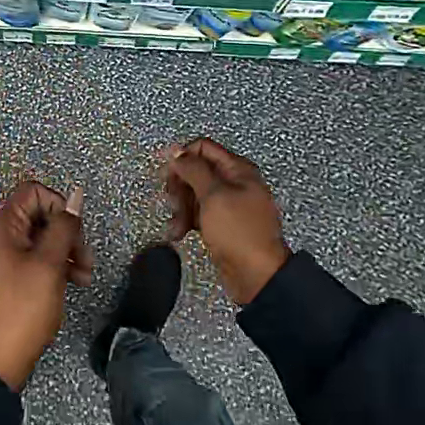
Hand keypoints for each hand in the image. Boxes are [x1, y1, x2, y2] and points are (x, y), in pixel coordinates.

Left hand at [0, 180, 92, 390]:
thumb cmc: (23, 308)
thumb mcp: (50, 262)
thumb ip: (65, 226)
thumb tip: (76, 196)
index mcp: (3, 226)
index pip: (33, 191)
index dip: (58, 204)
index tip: (73, 229)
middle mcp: (1, 236)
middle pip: (41, 214)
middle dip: (68, 231)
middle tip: (85, 255)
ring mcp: (6, 257)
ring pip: (44, 237)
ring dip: (68, 250)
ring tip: (85, 274)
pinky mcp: (13, 276)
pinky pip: (39, 257)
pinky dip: (59, 264)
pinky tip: (75, 281)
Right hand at [166, 139, 290, 304]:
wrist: (257, 276)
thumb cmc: (239, 233)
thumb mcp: (213, 196)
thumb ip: (193, 169)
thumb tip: (176, 151)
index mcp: (238, 169)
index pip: (203, 148)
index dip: (182, 158)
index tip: (168, 175)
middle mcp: (234, 182)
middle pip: (197, 171)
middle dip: (180, 186)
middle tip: (173, 202)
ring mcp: (229, 204)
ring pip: (195, 194)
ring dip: (181, 207)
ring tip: (177, 225)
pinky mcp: (223, 224)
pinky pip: (199, 213)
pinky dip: (188, 221)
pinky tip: (179, 233)